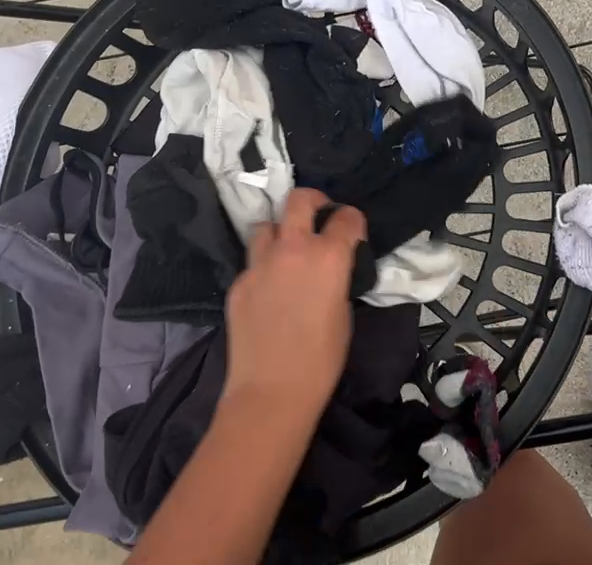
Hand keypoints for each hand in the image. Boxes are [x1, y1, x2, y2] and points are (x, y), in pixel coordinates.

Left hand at [223, 188, 365, 421]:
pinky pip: (253, 262)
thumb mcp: (344, 311)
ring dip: (280, 232)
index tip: (352, 232)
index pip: (346, 216)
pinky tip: (269, 291)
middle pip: (299, 199)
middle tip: (318, 219)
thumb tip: (334, 267)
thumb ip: (338, 277)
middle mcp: (293, 249)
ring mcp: (259, 263)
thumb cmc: (322, 358)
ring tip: (287, 253)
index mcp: (328, 256)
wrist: (271, 392)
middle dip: (313, 202)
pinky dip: (264, 267)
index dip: (352, 222)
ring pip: (267, 225)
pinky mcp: (238, 282)